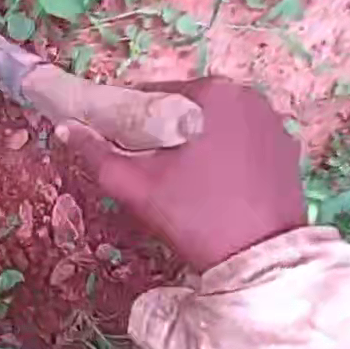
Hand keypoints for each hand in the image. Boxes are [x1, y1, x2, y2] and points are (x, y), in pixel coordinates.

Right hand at [54, 77, 306, 271]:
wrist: (258, 256)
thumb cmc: (191, 214)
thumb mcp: (133, 185)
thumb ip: (96, 153)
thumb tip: (65, 128)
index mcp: (210, 93)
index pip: (147, 95)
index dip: (123, 122)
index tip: (115, 147)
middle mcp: (246, 94)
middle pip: (180, 107)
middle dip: (157, 132)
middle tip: (144, 168)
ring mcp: (271, 119)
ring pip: (209, 123)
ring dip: (187, 141)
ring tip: (176, 177)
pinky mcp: (284, 144)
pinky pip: (236, 138)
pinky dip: (218, 153)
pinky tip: (208, 182)